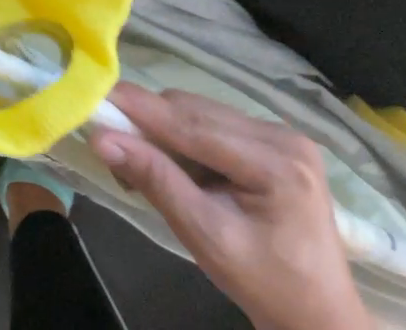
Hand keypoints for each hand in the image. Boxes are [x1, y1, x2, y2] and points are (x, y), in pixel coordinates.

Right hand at [88, 84, 371, 329]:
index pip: (191, 125)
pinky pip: (208, 122)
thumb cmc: (263, 280)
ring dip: (160, 129)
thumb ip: (154, 180)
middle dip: (146, 122)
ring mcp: (280, 136)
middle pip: (192, 110)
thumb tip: (100, 138)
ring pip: (196, 112)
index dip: (137, 109)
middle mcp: (283, 136)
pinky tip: (174, 165)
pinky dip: (179, 137)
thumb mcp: (204, 234)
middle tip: (110, 145)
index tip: (90, 98)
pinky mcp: (271, 141)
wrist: (315, 312)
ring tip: (142, 161)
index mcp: (278, 163)